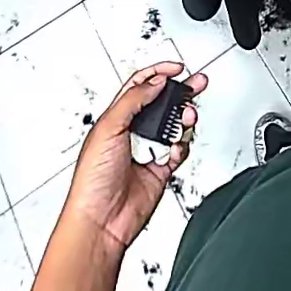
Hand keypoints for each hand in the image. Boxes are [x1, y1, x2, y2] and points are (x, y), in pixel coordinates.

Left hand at [64, 62, 206, 251]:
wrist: (101, 222)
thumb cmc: (91, 182)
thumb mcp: (108, 129)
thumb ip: (133, 101)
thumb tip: (156, 82)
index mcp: (116, 118)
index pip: (140, 86)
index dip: (158, 73)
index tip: (176, 69)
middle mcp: (133, 132)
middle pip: (163, 102)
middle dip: (182, 90)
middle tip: (198, 83)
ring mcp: (149, 149)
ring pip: (175, 124)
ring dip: (184, 118)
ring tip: (187, 118)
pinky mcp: (162, 168)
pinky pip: (181, 149)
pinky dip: (183, 145)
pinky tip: (177, 146)